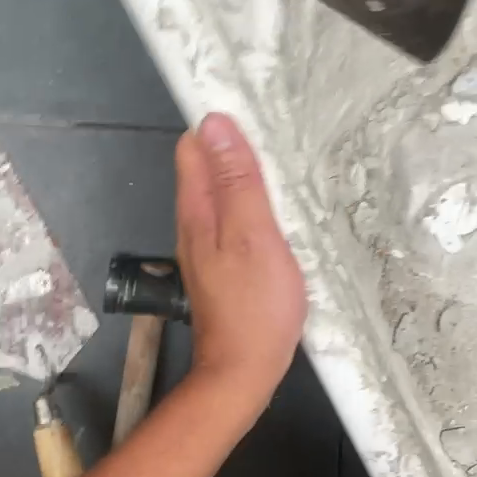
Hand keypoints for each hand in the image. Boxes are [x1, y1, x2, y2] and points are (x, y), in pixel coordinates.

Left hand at [174, 113, 306, 407]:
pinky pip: (233, 220)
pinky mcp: (223, 266)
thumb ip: (236, 181)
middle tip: (279, 129)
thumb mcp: (252, 235)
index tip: (253, 106)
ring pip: (222, 195)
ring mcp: (207, 247)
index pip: (194, 146)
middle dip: (235, 145)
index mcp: (197, 210)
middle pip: (207, 168)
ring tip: (282, 160)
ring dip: (245, 175)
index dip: (218, 124)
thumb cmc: (255, 305)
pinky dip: (252, 205)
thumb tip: (215, 123)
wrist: (244, 370)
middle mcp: (194, 223)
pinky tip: (276, 208)